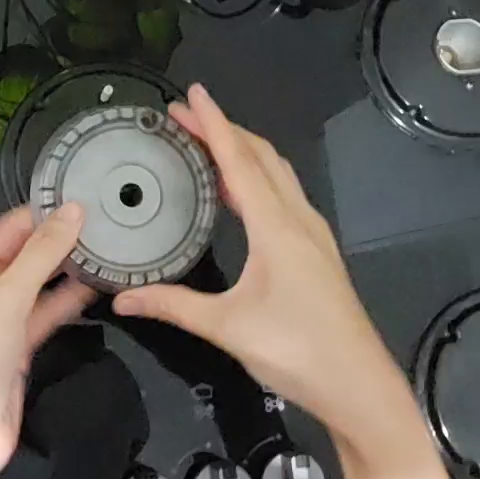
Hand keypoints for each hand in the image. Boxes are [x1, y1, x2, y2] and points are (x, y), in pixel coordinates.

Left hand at [0, 204, 95, 478]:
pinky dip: (68, 301)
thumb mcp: (7, 296)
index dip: (47, 212)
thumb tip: (74, 210)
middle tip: (111, 221)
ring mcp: (1, 319)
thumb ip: (42, 253)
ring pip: (40, 284)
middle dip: (62, 240)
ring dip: (69, 270)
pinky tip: (98, 287)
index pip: (10, 228)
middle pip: (26, 254)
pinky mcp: (19, 346)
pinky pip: (47, 313)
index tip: (90, 196)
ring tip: (112, 248)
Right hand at [112, 85, 409, 450]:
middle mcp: (298, 219)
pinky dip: (258, 178)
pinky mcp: (318, 252)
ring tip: (208, 145)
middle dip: (225, 130)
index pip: (240, 161)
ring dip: (245, 151)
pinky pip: (285, 196)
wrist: (358, 384)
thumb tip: (121, 300)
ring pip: (278, 175)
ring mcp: (313, 234)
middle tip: (185, 118)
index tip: (192, 94)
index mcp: (276, 227)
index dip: (214, 124)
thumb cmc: (295, 351)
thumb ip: (173, 306)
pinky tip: (241, 194)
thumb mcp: (226, 327)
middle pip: (262, 157)